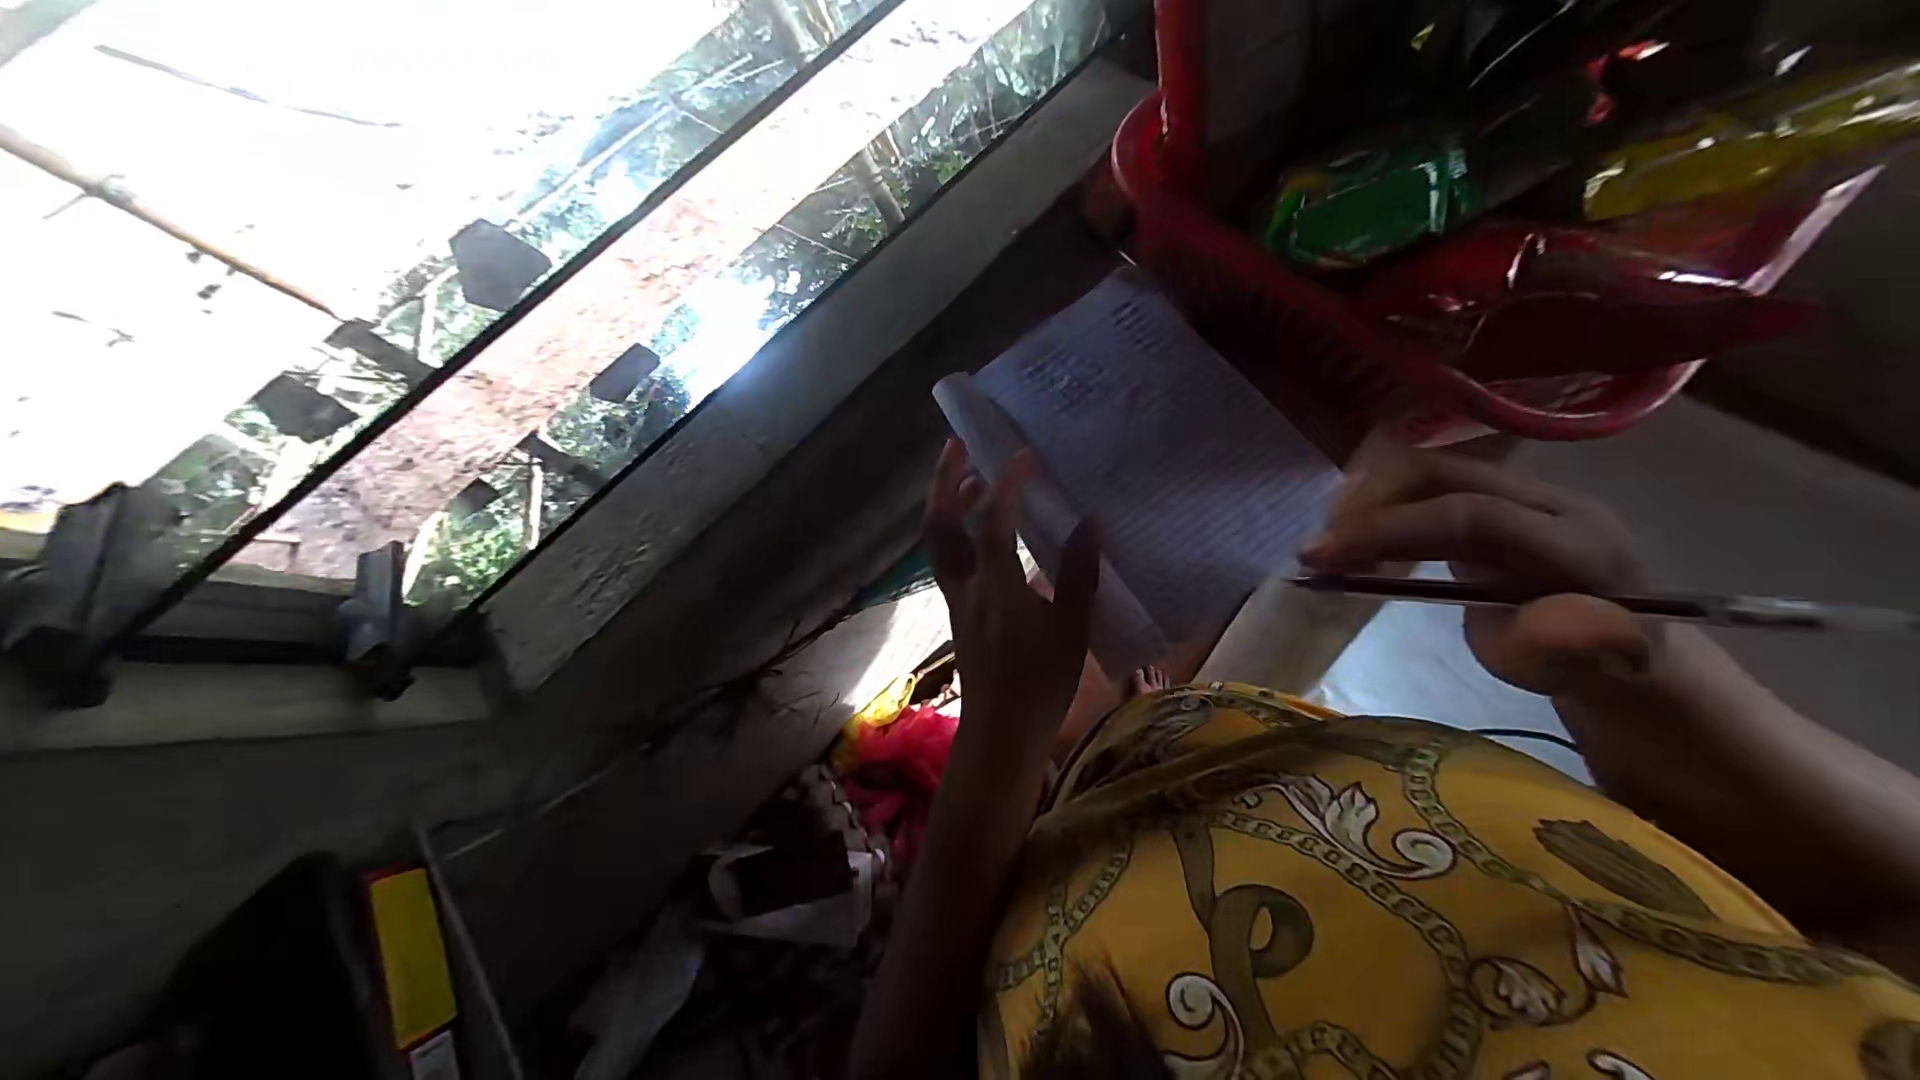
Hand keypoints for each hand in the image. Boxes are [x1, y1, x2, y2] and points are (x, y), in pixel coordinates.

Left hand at [924, 439, 1098, 728]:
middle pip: (939, 527)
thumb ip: (1081, 576)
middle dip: (943, 482)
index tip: (1022, 455)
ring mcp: (956, 599)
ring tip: (973, 479)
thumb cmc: (1041, 684)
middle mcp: (966, 588)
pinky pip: (949, 558)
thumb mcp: (1073, 630)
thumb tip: (1092, 524)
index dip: (1005, 486)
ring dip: (948, 504)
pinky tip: (984, 529)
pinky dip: (958, 531)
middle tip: (958, 446)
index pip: (993, 526)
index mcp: (997, 590)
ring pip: (938, 542)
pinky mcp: (958, 610)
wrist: (1002, 730)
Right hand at [1299, 439, 1652, 695]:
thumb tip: (1549, 627)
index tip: (1318, 558)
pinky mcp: (1490, 500)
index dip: (1387, 529)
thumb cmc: (1593, 672)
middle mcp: (1547, 501)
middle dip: (1366, 505)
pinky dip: (1378, 506)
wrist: (1627, 654)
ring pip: (1426, 471)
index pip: (1468, 514)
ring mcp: (1517, 495)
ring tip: (1331, 547)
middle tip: (1318, 549)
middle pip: (1440, 474)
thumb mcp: (1585, 676)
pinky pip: (1424, 485)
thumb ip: (1566, 650)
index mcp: (1576, 541)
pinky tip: (1357, 540)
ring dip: (1365, 503)